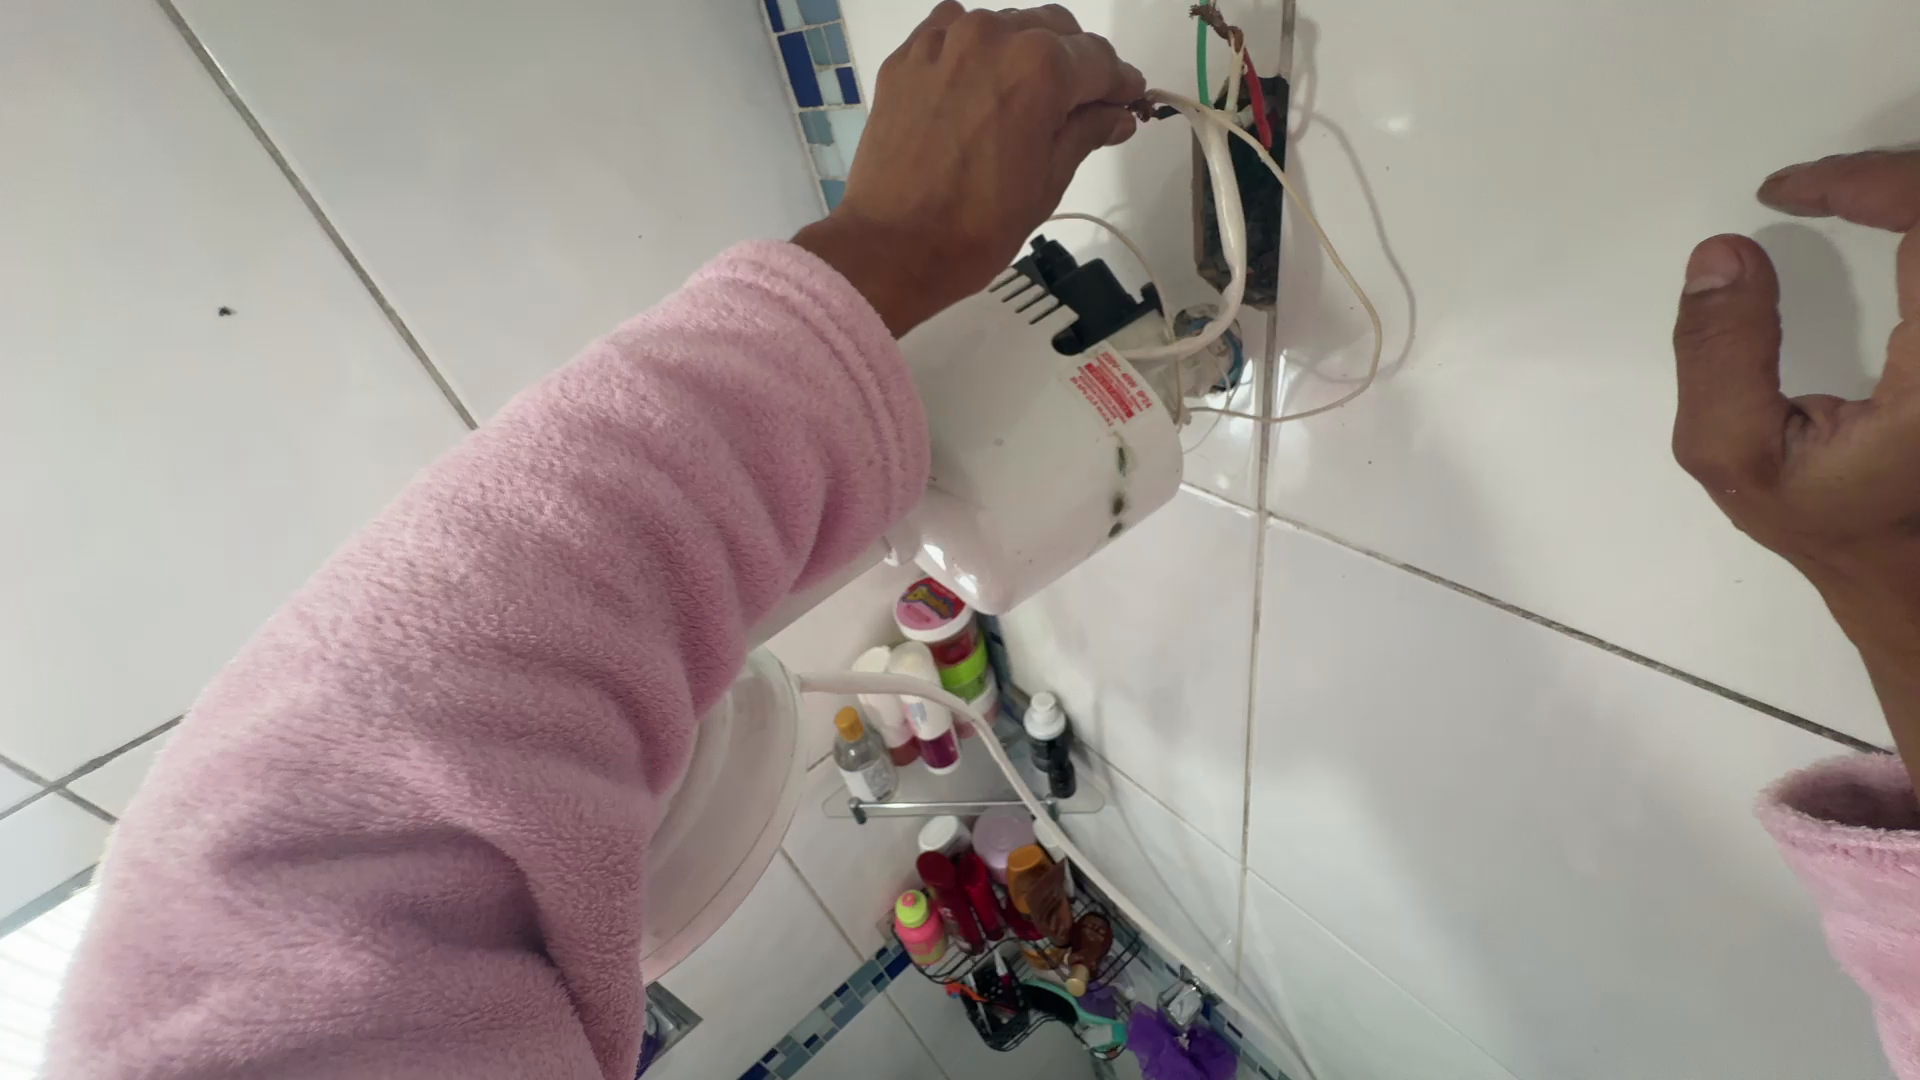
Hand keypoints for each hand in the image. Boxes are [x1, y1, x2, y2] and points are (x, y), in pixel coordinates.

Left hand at [793, 2, 1145, 336]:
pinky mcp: (908, 59)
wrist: (893, 249)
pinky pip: (954, 36)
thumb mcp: (1045, 187)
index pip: (1098, 61)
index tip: (1128, 100)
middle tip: (1081, 105)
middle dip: (1075, 65)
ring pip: (1004, 28)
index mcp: (1040, 69)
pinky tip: (977, 89)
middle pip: (1054, 32)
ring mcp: (944, 42)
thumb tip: (1116, 115)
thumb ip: (1084, 135)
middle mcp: (993, 36)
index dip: (1120, 84)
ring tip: (1024, 102)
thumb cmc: (973, 232)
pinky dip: (975, 54)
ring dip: (1024, 55)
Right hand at [1673, 151, 1919, 768]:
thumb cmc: (1821, 513)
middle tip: (1824, 188)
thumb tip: (1719, 254)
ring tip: (1864, 198)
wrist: (1915, 561)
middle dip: (1900, 178)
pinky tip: (1908, 228)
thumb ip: (1718, 353)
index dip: (1864, 183)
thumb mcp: (1728, 449)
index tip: (1786, 191)